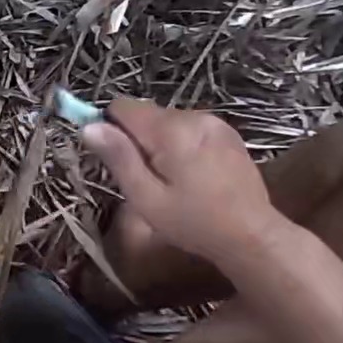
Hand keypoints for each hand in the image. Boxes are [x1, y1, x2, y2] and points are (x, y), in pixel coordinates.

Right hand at [82, 99, 285, 264]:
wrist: (253, 236)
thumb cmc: (194, 222)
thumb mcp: (146, 197)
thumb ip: (118, 158)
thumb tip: (89, 127)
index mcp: (171, 130)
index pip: (122, 107)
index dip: (110, 129)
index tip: (115, 159)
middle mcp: (193, 116)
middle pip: (146, 114)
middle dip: (137, 140)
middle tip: (146, 179)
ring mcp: (214, 123)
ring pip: (166, 121)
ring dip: (158, 143)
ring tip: (170, 180)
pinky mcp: (227, 133)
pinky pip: (188, 129)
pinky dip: (180, 145)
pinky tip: (191, 175)